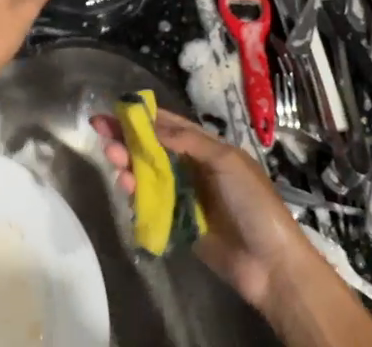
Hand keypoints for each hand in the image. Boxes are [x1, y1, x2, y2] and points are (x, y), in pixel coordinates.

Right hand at [91, 110, 305, 312]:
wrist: (270, 263)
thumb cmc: (253, 203)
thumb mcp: (227, 162)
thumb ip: (190, 142)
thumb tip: (153, 126)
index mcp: (207, 148)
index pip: (169, 124)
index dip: (142, 116)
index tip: (114, 108)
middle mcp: (192, 167)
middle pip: (152, 147)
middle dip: (127, 137)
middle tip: (100, 131)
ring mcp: (184, 195)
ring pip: (147, 173)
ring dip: (128, 162)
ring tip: (113, 157)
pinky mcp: (177, 221)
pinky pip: (150, 202)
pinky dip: (135, 192)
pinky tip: (125, 185)